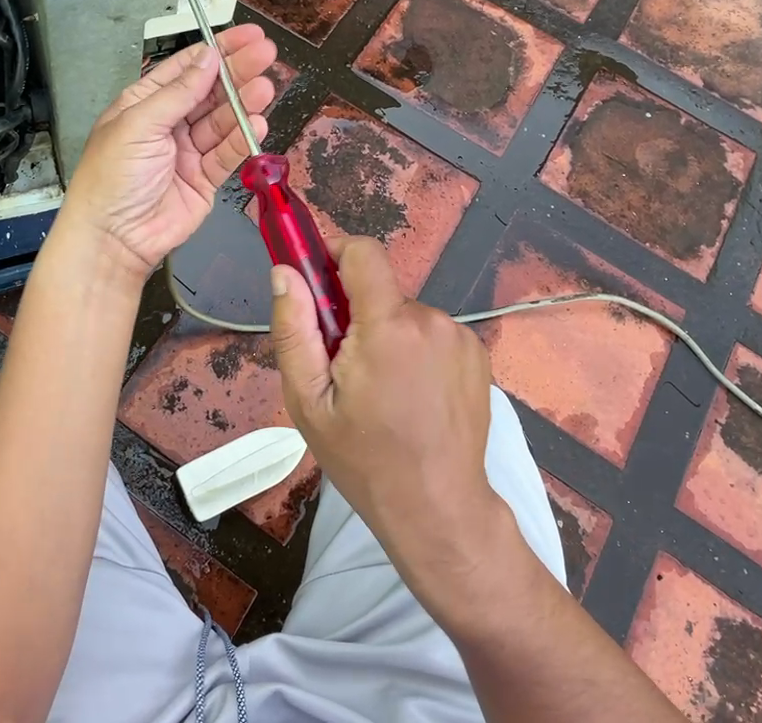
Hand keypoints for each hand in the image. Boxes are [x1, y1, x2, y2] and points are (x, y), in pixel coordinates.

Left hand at [64, 25, 276, 276]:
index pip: (185, 69)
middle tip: (266, 54)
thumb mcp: (138, 124)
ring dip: (244, 102)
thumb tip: (208, 59)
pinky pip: (228, 153)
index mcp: (144, 104)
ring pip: (222, 120)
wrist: (113, 237)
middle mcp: (168, 124)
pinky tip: (257, 121)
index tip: (245, 36)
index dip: (216, 51)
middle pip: (210, 91)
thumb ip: (178, 93)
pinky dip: (243, 137)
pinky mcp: (204, 179)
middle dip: (237, 72)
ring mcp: (188, 151)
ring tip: (265, 86)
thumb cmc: (111, 177)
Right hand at [271, 238, 507, 590]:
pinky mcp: (478, 355)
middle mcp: (431, 320)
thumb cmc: (363, 458)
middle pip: (379, 292)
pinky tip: (411, 397)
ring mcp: (460, 338)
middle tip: (344, 371)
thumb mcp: (308, 400)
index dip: (335, 257)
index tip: (318, 287)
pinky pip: (431, 334)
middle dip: (356, 317)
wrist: (437, 508)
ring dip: (386, 337)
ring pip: (404, 315)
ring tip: (381, 392)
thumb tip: (283, 272)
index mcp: (387, 327)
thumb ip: (294, 330)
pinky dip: (415, 352)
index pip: (363, 253)